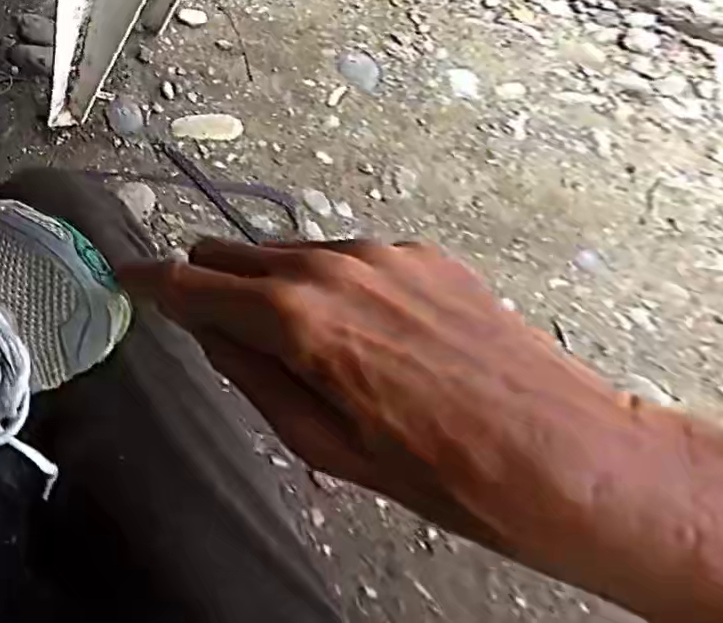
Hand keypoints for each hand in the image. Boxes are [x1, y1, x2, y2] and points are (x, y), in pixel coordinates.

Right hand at [118, 240, 642, 551]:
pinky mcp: (413, 252)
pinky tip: (369, 325)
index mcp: (293, 320)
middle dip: (208, 282)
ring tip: (314, 335)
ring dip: (267, 282)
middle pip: (219, 250)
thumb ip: (244, 373)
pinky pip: (332, 254)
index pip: (185, 282)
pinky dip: (324, 280)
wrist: (597, 470)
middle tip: (230, 326)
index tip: (125, 276)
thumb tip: (204, 328)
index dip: (146, 280)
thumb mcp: (322, 443)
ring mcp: (373, 254)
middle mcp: (323, 269)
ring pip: (272, 249)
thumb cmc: (453, 474)